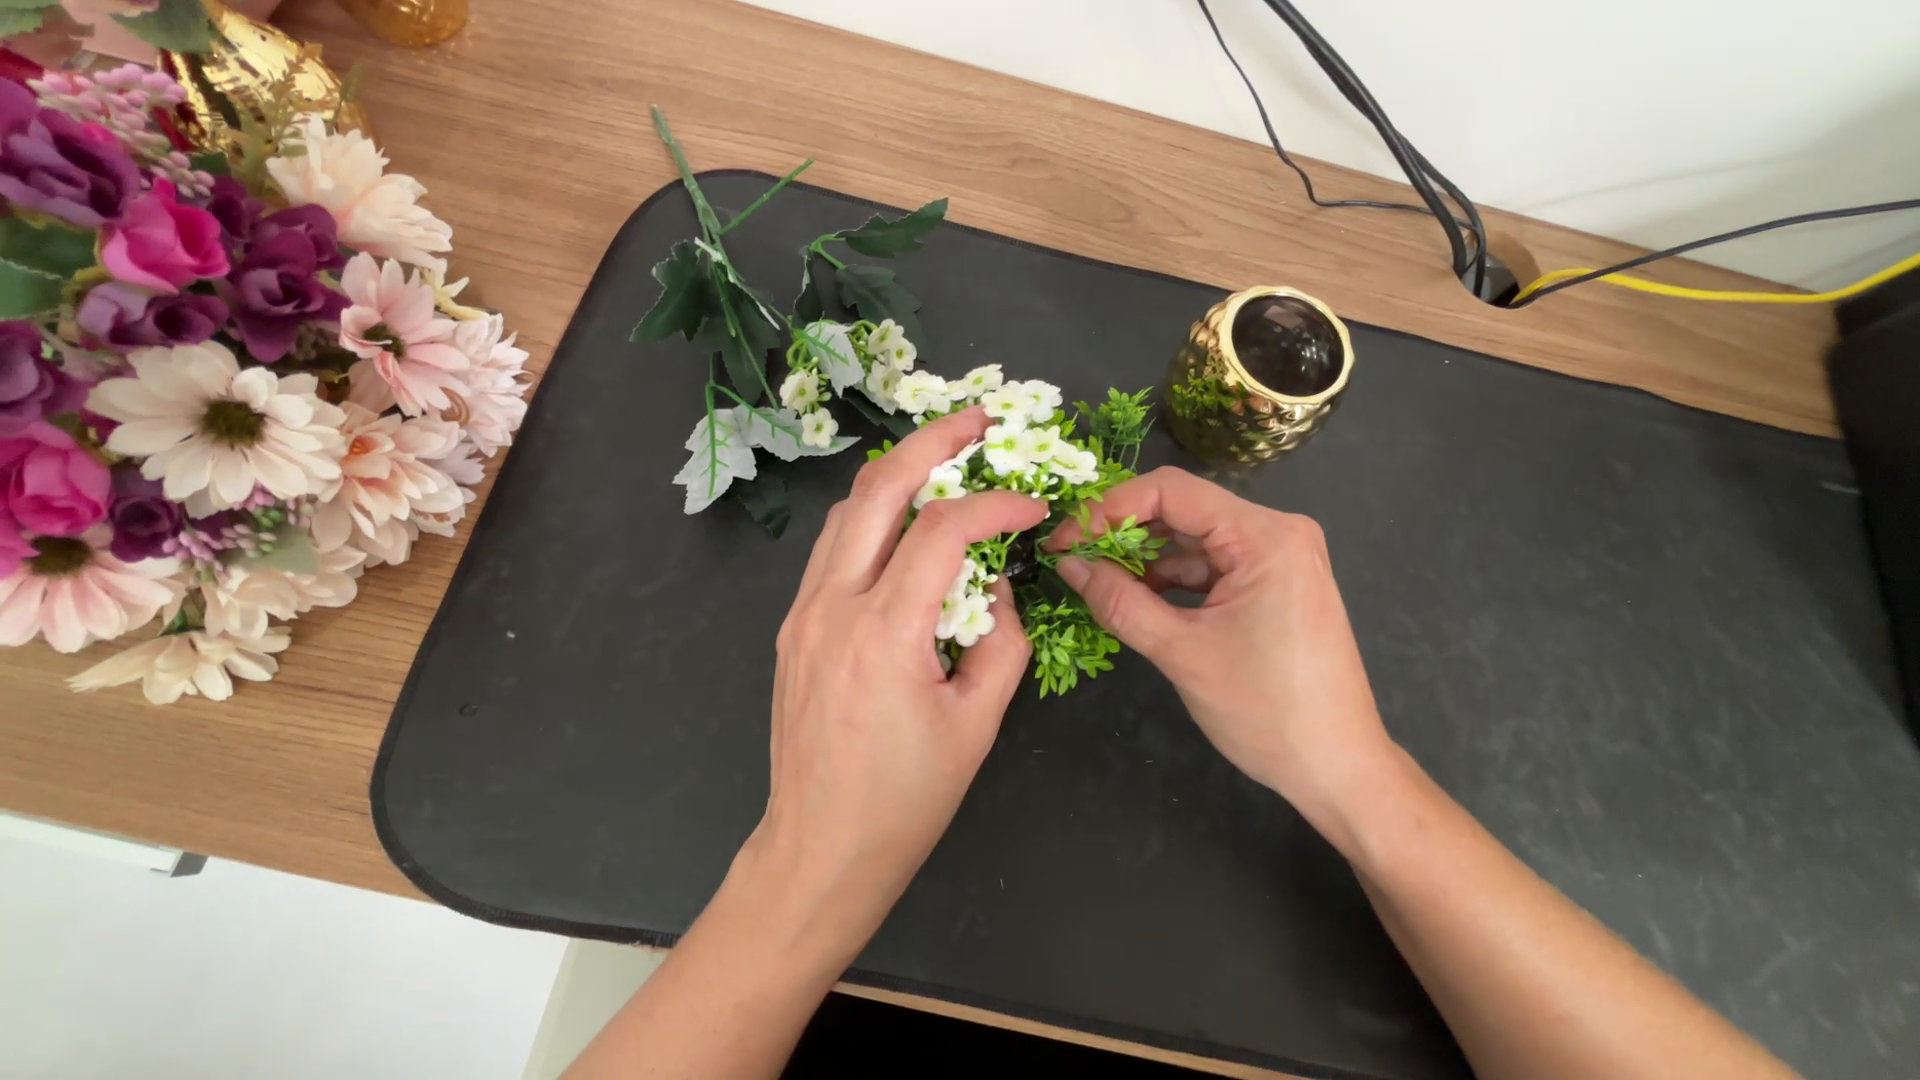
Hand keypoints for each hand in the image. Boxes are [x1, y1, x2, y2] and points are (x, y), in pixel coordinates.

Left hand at [742, 407, 1046, 944]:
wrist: (819, 849)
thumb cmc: (906, 799)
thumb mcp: (978, 723)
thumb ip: (1001, 641)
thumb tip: (999, 588)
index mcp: (884, 633)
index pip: (942, 530)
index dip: (995, 505)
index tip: (1031, 509)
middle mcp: (831, 607)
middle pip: (876, 490)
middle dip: (931, 442)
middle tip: (976, 422)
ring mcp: (802, 615)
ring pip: (844, 514)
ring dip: (895, 478)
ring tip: (943, 465)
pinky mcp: (792, 629)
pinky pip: (831, 551)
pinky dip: (871, 522)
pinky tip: (903, 530)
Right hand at [1050, 467, 1393, 833]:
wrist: (1337, 767)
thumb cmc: (1266, 710)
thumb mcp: (1181, 653)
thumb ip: (1118, 602)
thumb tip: (1068, 563)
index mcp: (1265, 537)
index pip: (1171, 490)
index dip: (1108, 509)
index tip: (1065, 540)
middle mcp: (1277, 532)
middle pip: (1182, 510)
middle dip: (1123, 534)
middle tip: (1074, 562)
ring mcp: (1278, 558)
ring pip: (1193, 540)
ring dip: (1144, 560)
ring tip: (1099, 586)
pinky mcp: (1274, 584)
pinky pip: (1210, 566)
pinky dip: (1171, 580)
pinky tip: (1138, 601)